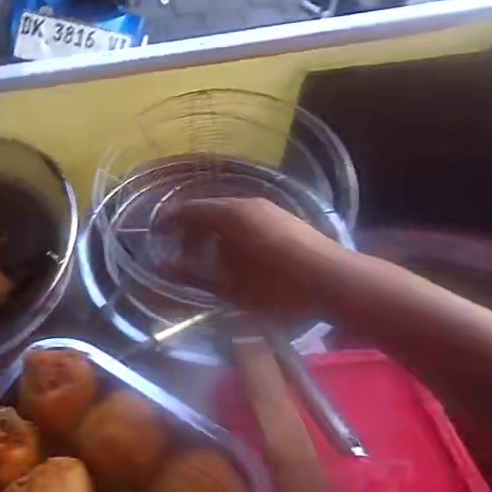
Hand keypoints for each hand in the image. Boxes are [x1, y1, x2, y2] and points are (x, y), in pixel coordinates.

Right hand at [163, 198, 342, 319]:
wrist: (333, 281)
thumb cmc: (277, 287)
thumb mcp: (230, 287)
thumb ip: (193, 275)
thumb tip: (164, 266)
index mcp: (230, 214)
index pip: (189, 210)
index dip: (169, 222)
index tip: (157, 237)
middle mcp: (248, 203)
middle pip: (210, 209)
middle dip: (192, 230)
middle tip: (182, 254)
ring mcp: (270, 209)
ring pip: (231, 214)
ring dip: (215, 233)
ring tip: (211, 261)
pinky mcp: (286, 219)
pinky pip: (249, 220)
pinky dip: (234, 234)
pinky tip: (240, 259)